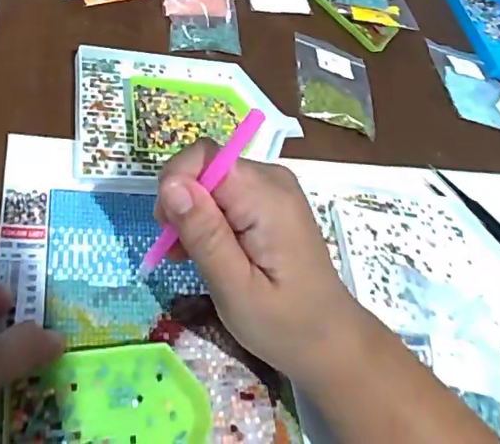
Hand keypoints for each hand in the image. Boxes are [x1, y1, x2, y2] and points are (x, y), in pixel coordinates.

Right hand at [152, 140, 382, 383]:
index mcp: (265, 195)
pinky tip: (207, 251)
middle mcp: (270, 178)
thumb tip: (170, 184)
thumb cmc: (285, 325)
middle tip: (175, 250)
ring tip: (188, 257)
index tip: (166, 226)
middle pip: (207, 166)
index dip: (176, 180)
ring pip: (212, 180)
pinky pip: (226, 193)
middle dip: (181, 202)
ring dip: (192, 214)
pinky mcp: (269, 201)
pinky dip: (208, 217)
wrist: (333, 344)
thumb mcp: (236, 288)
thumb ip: (203, 233)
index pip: (206, 155)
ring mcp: (272, 187)